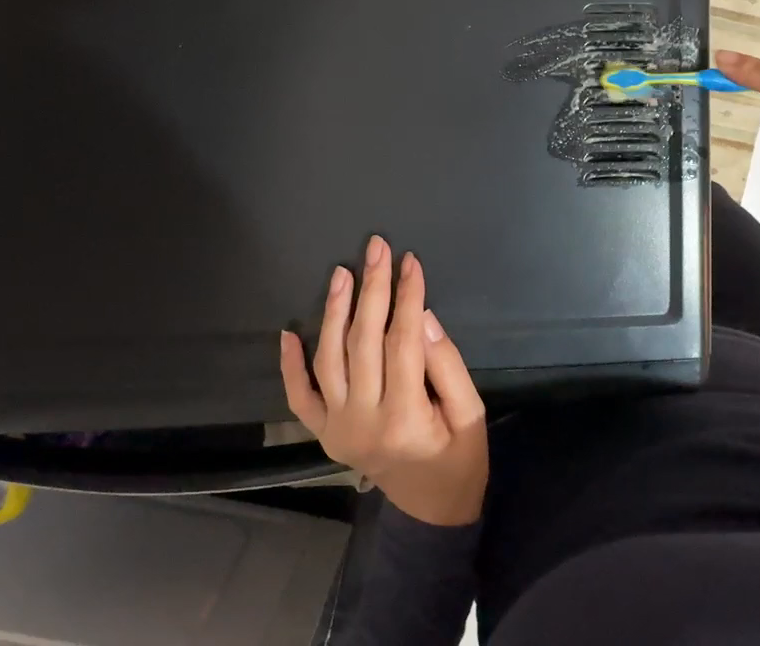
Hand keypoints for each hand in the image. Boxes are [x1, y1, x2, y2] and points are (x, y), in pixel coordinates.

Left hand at [279, 236, 487, 525]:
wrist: (430, 511)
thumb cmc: (459, 461)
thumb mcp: (471, 415)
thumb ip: (448, 366)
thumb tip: (423, 317)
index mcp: (406, 417)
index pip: (403, 341)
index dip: (408, 297)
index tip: (410, 261)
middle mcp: (363, 420)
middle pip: (364, 342)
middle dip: (372, 290)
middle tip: (375, 248)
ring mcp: (337, 428)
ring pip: (329, 359)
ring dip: (334, 313)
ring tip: (341, 273)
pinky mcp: (323, 433)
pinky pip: (299, 397)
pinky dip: (290, 365)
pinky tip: (288, 331)